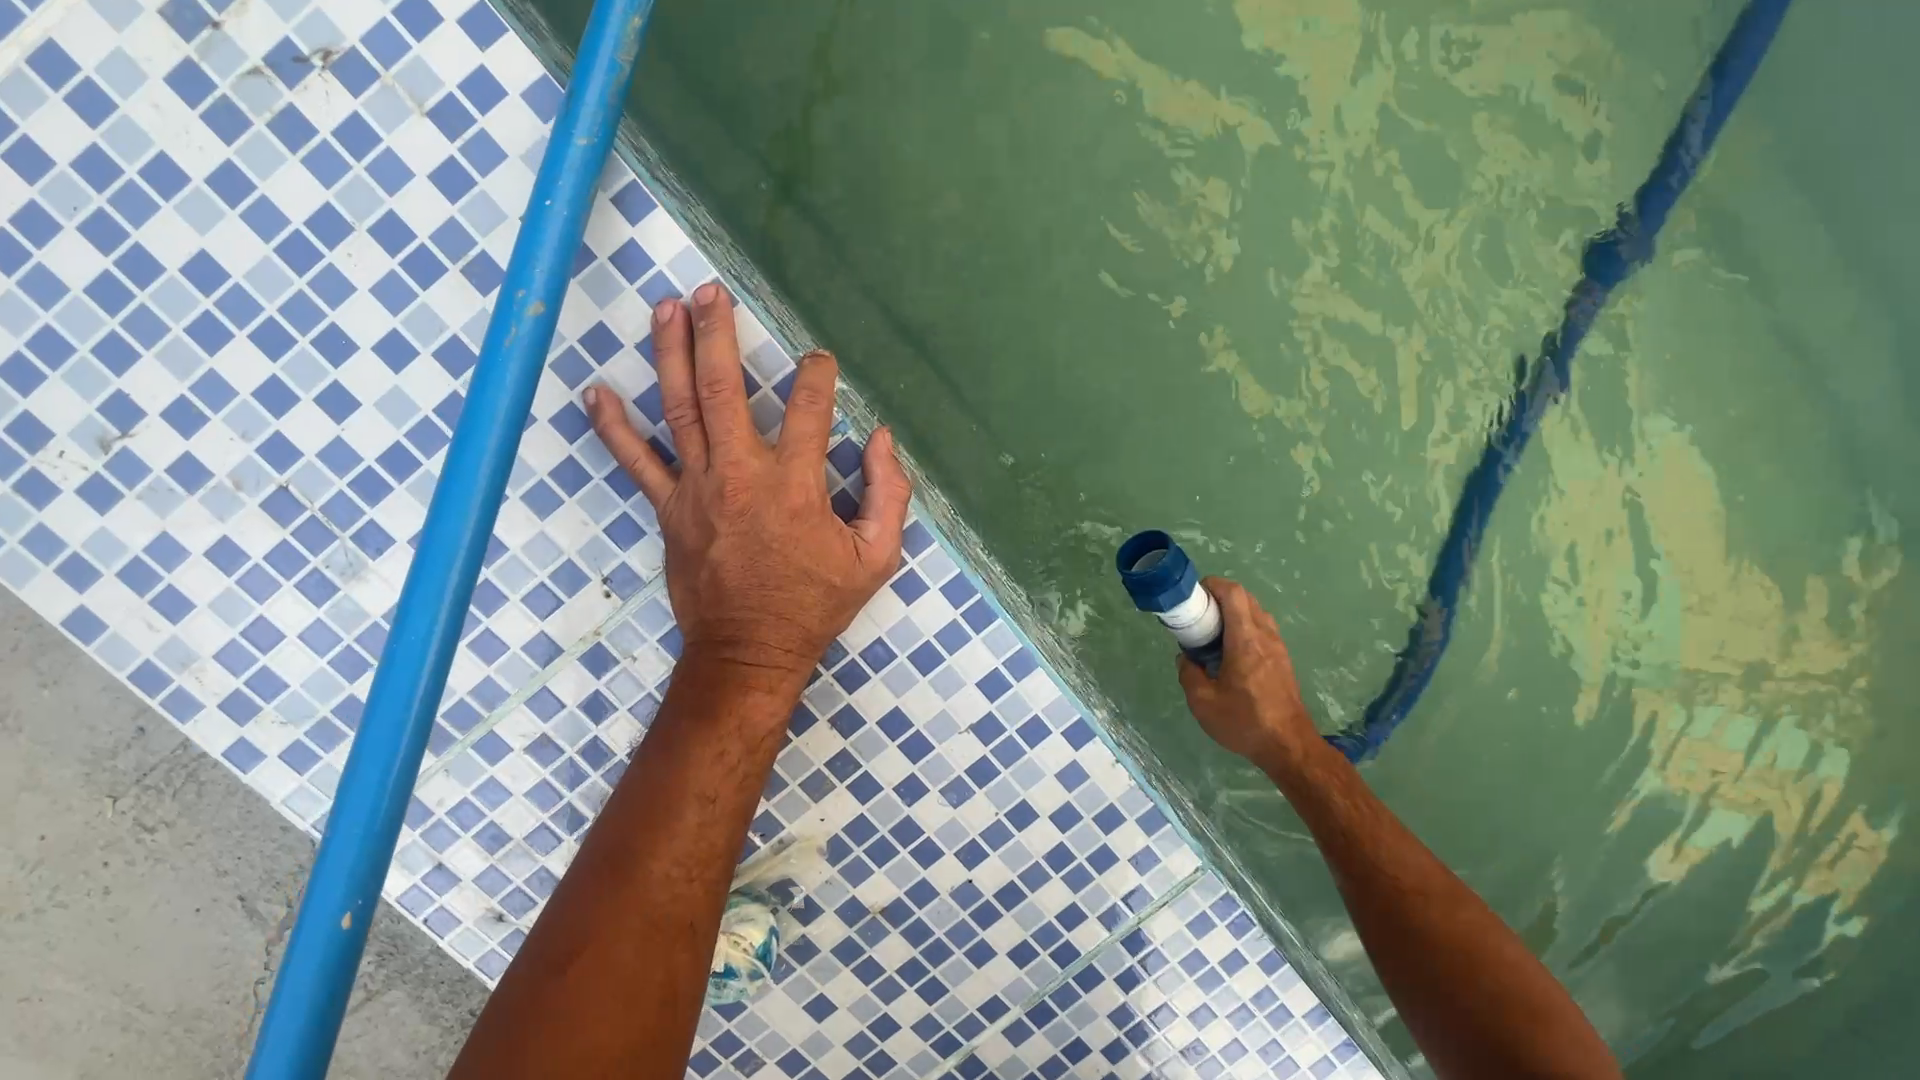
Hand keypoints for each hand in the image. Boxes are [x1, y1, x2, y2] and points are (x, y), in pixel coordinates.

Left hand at [583, 283, 911, 693]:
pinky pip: (637, 463)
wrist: (749, 651)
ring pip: (680, 410)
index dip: (817, 376)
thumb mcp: (876, 558)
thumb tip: (881, 439)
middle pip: (726, 391)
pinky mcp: (669, 511)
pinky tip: (597, 392)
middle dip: (719, 336)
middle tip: (712, 293)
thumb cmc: (815, 604)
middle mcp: (742, 476)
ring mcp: (698, 491)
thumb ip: (888, 495)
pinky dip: (614, 428)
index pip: (809, 410)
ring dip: (672, 355)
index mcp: (796, 486)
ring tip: (666, 308)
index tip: (819, 359)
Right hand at [1177, 578, 1327, 778]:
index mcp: (1245, 640)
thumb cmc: (1244, 722)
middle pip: (1245, 598)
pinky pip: (1262, 629)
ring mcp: (1278, 647)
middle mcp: (1265, 636)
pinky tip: (1229, 653)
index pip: (1233, 593)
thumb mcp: (1202, 702)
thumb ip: (1189, 674)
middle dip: (1219, 597)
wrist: (1289, 746)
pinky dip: (1243, 628)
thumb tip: (1186, 659)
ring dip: (1233, 613)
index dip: (1212, 585)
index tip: (1193, 595)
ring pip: (1255, 612)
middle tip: (1198, 616)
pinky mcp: (1283, 660)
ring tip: (1211, 634)